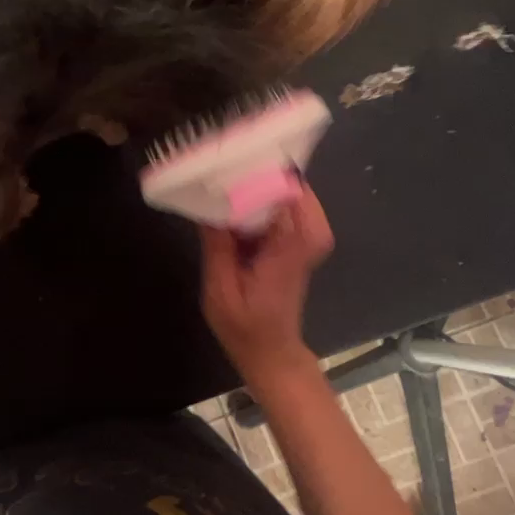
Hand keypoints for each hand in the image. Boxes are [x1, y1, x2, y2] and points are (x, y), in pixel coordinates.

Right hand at [199, 183, 333, 382]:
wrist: (270, 352)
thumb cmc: (246, 327)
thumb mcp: (221, 290)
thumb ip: (217, 245)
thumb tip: (208, 204)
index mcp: (291, 247)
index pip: (287, 193)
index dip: (259, 174)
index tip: (227, 162)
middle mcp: (305, 235)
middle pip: (287, 184)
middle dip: (255, 172)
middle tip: (216, 163)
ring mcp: (301, 236)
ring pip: (280, 191)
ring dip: (251, 184)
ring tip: (217, 176)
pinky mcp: (291, 238)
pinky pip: (275, 206)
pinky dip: (253, 199)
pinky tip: (226, 200)